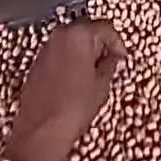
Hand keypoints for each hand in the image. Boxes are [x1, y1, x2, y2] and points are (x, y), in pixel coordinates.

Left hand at [6, 20, 124, 160]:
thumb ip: (110, 63)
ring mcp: (47, 47)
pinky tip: (77, 79)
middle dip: (100, 45)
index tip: (122, 56)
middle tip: (111, 63)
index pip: (105, 28)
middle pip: (87, 30)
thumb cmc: (72, 108)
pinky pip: (60, 52)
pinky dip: (70, 59)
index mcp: (79, 35)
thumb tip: (112, 57)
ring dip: (84, 52)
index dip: (117, 43)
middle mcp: (60, 35)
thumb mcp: (101, 85)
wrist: (41, 132)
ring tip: (94, 74)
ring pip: (72, 41)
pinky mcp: (38, 61)